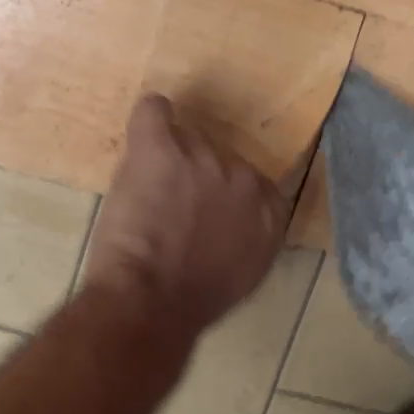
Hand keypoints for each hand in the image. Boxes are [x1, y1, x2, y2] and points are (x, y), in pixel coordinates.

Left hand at [81, 95, 286, 333]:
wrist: (150, 301)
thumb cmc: (191, 301)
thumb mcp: (243, 276)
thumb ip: (248, 240)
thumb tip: (233, 227)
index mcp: (269, 210)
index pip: (253, 185)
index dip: (223, 196)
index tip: (203, 212)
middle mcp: (243, 177)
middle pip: (217, 158)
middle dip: (193, 178)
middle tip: (167, 207)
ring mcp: (202, 157)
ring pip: (183, 140)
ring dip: (167, 160)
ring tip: (144, 190)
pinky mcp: (160, 148)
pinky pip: (154, 112)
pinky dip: (150, 115)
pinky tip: (145, 126)